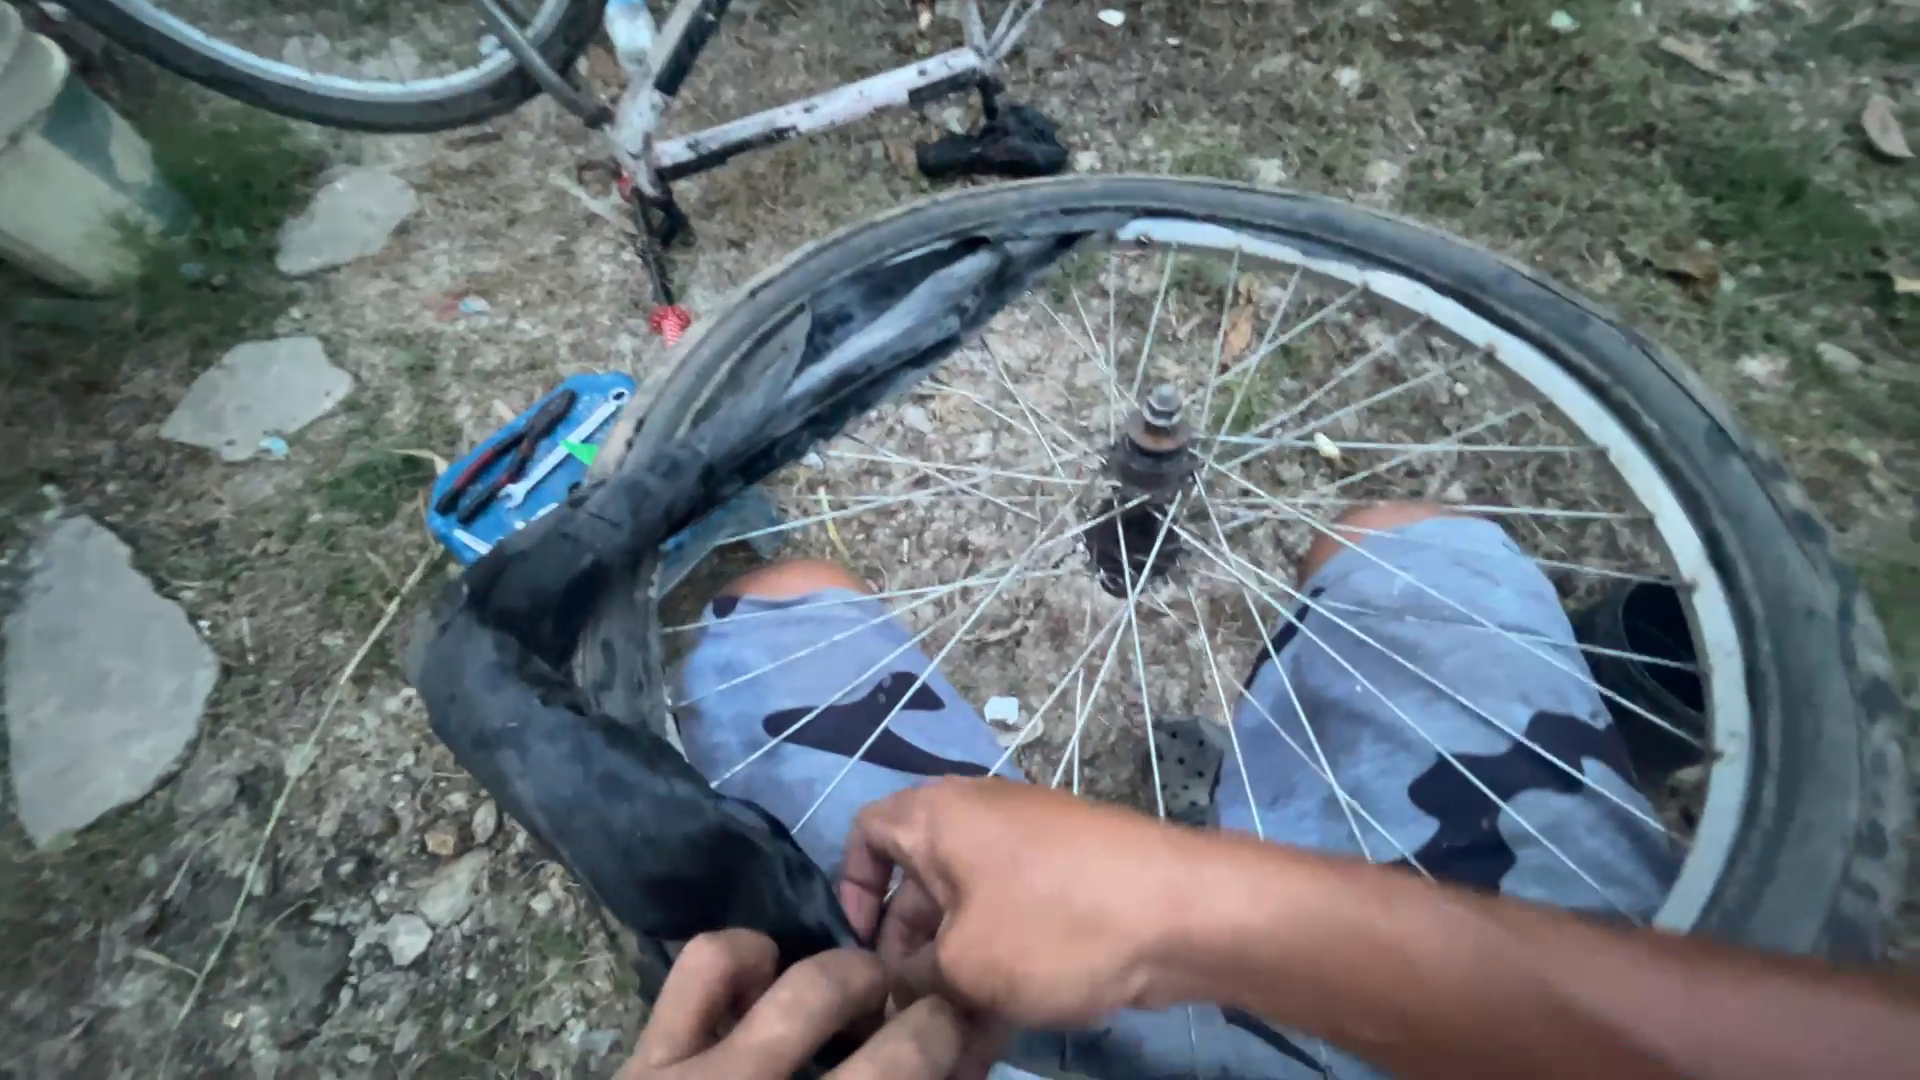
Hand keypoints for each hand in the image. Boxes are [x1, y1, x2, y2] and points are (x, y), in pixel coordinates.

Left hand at [615, 929, 996, 1079]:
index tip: (950, 1031)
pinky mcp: (645, 1060)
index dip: (945, 1039)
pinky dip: (746, 956)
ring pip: (799, 983)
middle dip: (911, 1006)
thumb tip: (948, 1073)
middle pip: (870, 1031)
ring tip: (846, 991)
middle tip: (907, 1011)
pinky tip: (761, 985)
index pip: (906, 1069)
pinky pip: (707, 965)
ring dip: (843, 976)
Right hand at [838, 778, 1204, 1026]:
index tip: (857, 952)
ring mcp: (1021, 853)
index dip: (852, 889)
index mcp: (937, 816)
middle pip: (916, 890)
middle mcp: (973, 822)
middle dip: (905, 963)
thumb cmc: (1050, 921)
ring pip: (964, 920)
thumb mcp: (964, 962)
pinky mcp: (1059, 885)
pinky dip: (993, 977)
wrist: (1177, 908)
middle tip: (904, 1028)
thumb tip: (898, 993)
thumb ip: (914, 980)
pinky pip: (1006, 927)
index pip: (868, 833)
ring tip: (947, 1056)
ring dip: (950, 987)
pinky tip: (987, 1047)